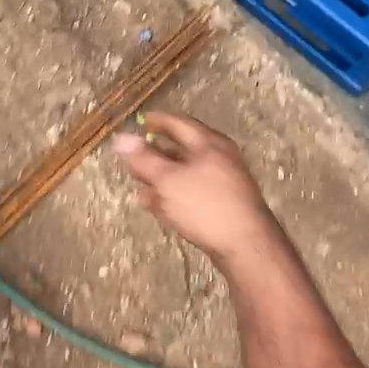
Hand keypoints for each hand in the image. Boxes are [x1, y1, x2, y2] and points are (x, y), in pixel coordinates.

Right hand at [112, 112, 278, 262]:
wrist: (247, 246)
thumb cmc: (205, 206)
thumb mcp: (167, 180)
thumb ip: (143, 159)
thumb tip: (121, 137)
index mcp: (208, 144)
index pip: (179, 123)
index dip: (157, 121)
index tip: (142, 120)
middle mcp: (221, 158)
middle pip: (184, 148)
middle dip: (158, 152)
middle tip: (138, 154)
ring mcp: (226, 182)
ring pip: (188, 173)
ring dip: (164, 176)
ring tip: (142, 184)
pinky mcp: (226, 205)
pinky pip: (194, 192)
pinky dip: (175, 193)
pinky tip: (159, 206)